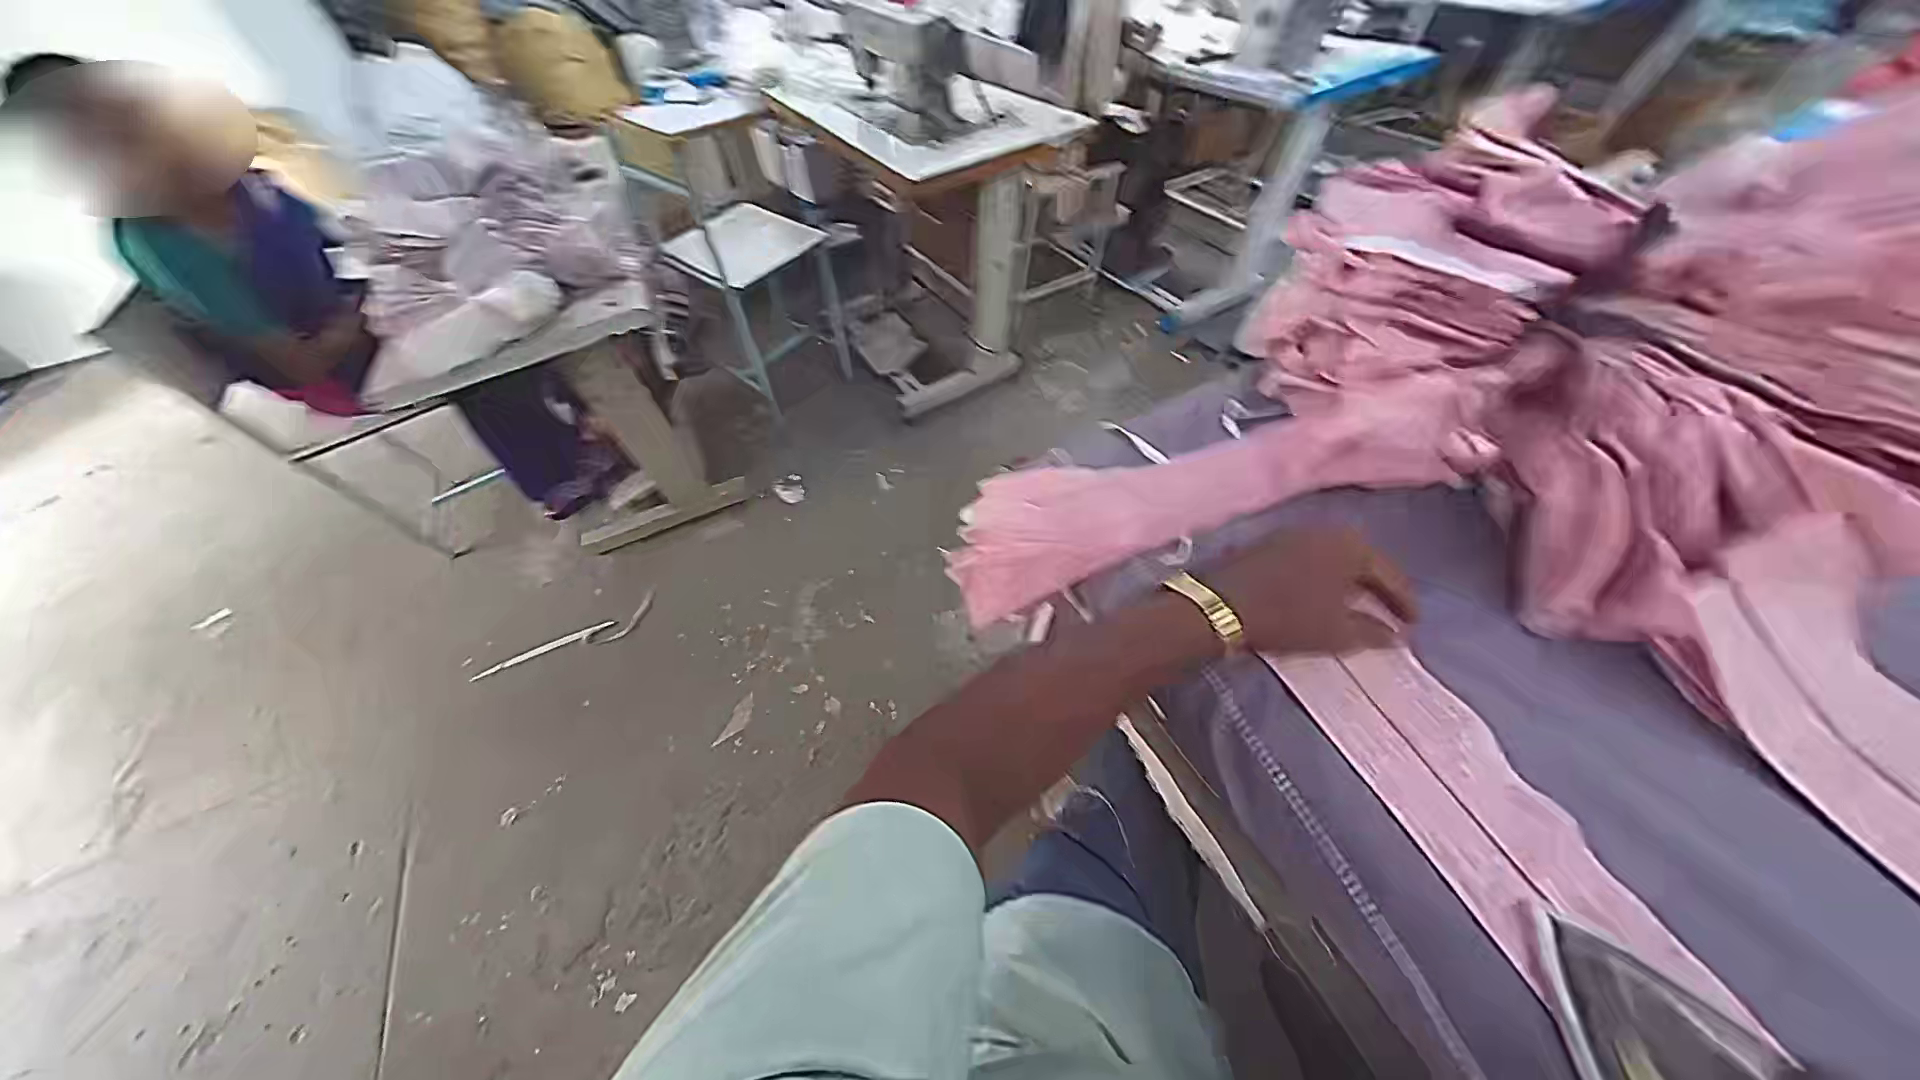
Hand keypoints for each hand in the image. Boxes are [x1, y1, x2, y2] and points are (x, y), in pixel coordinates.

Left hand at [1203, 528, 1416, 656]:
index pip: (1389, 574)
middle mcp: (1323, 530)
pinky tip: (1318, 595)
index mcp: (1350, 545)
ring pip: (1331, 558)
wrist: (1221, 604)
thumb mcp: (1338, 631)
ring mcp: (1290, 533)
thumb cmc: (1287, 616)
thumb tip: (1396, 635)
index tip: (1414, 625)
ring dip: (1346, 581)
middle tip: (1388, 614)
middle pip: (1360, 561)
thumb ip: (1373, 632)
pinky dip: (1319, 577)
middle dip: (1375, 588)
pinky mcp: (1265, 544)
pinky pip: (1306, 560)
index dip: (1403, 603)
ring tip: (1355, 607)